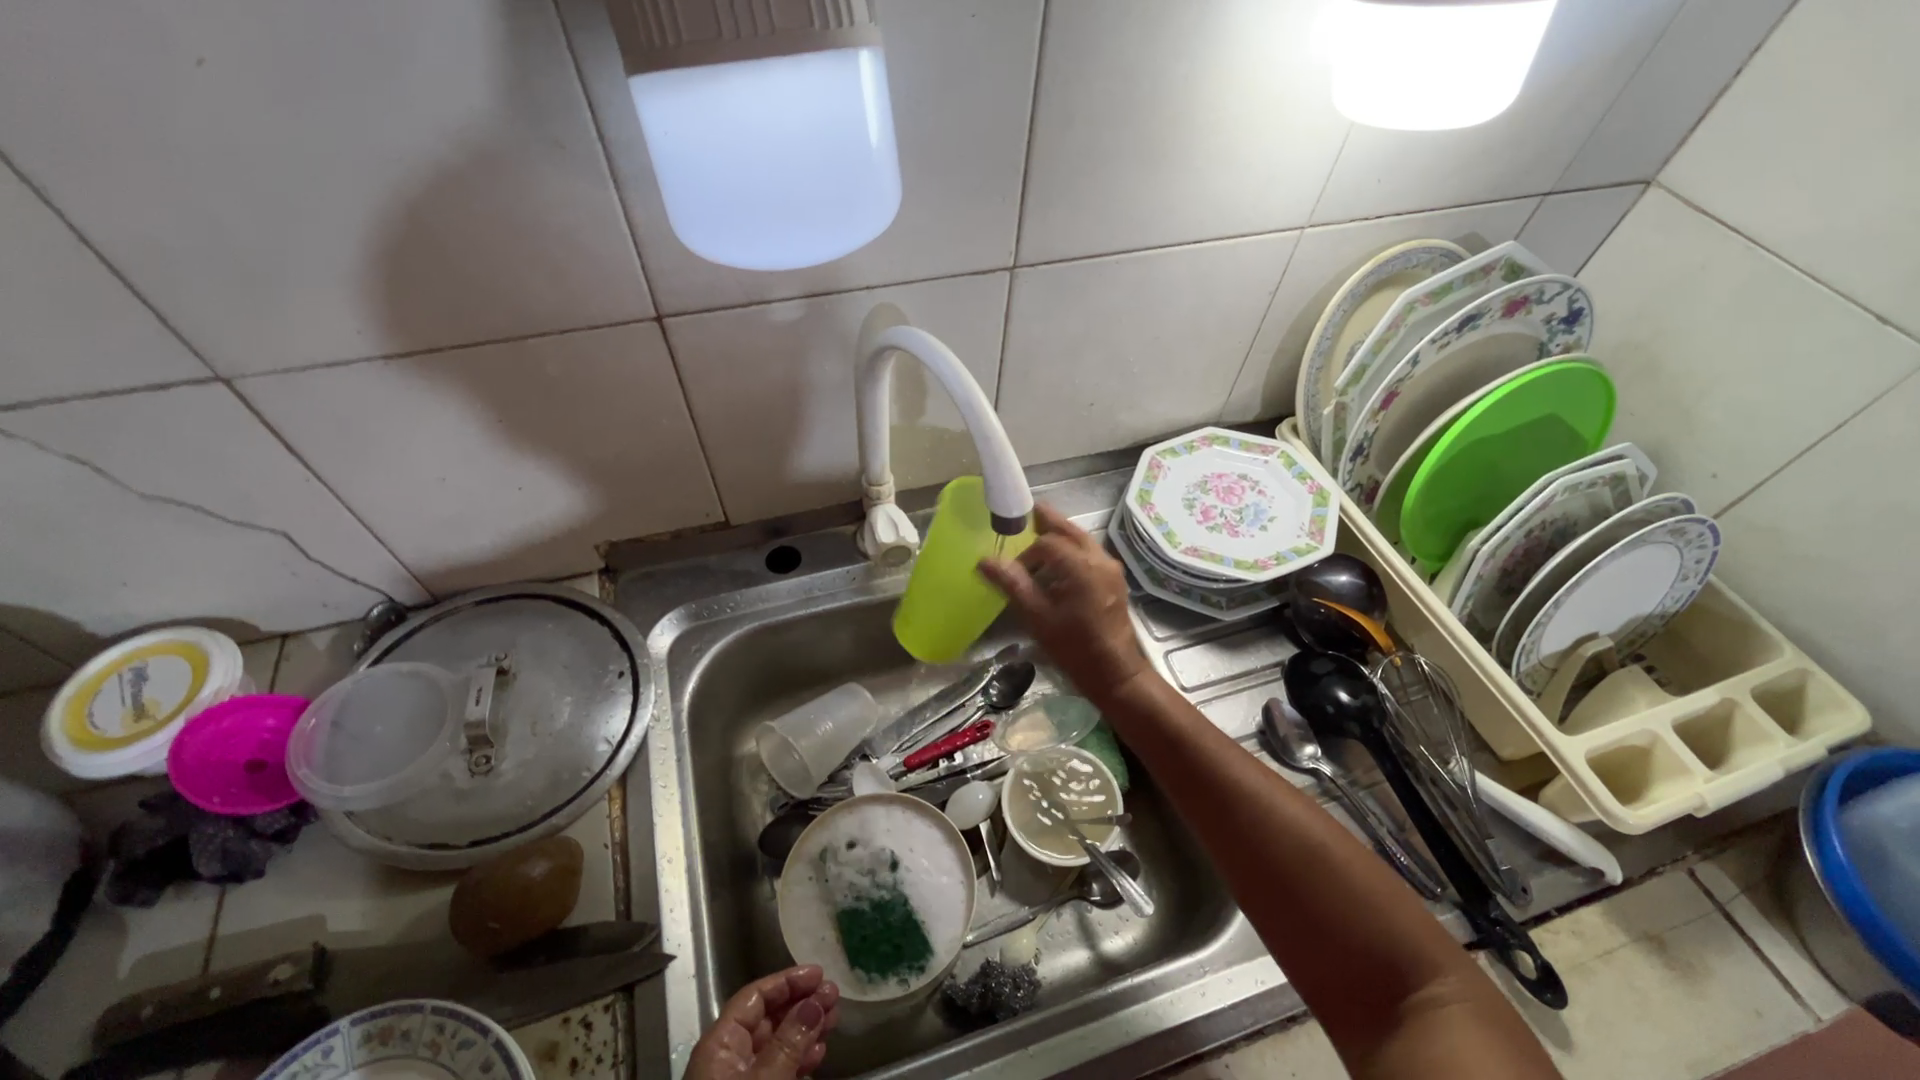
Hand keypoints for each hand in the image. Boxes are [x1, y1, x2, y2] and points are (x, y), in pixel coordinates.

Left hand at [684, 966, 839, 1079]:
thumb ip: (789, 1043)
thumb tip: (814, 1002)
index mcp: (719, 1045)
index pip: (753, 998)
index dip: (786, 982)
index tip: (819, 974)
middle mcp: (727, 1059)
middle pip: (766, 1019)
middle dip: (800, 1003)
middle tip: (834, 995)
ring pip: (775, 1044)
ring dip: (805, 1029)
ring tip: (834, 1018)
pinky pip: (777, 1070)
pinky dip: (799, 1058)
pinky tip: (819, 1053)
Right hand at [979, 503, 1150, 702]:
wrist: (1114, 672)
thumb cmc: (1074, 646)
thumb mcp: (1037, 616)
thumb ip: (1012, 584)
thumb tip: (985, 561)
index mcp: (1080, 565)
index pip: (1047, 542)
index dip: (1026, 552)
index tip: (1012, 569)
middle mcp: (1100, 559)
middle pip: (1070, 530)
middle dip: (1048, 522)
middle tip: (1027, 515)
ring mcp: (1111, 570)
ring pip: (1083, 541)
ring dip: (1062, 537)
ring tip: (1040, 540)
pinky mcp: (1115, 582)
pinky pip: (1092, 555)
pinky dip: (1074, 552)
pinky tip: (1061, 567)